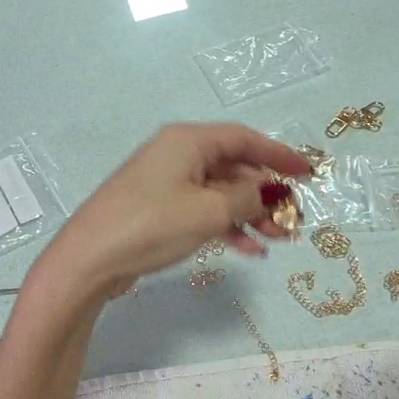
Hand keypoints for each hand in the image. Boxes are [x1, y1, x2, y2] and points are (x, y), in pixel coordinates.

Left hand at [27, 123, 311, 309]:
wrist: (89, 261)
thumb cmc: (151, 226)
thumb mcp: (208, 211)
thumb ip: (247, 199)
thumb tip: (268, 191)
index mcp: (187, 141)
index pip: (244, 138)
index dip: (279, 154)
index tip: (309, 172)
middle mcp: (176, 155)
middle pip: (233, 166)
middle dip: (266, 192)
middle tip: (295, 219)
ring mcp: (164, 183)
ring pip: (219, 192)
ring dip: (250, 214)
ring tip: (279, 240)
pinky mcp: (156, 211)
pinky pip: (202, 211)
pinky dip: (226, 226)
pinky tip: (250, 250)